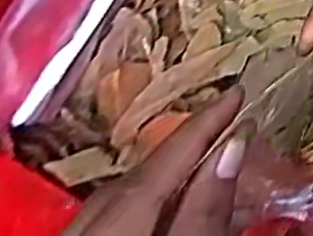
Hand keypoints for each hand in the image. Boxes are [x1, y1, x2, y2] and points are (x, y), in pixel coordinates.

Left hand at [63, 90, 244, 235]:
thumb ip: (204, 208)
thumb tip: (237, 139)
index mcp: (107, 227)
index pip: (158, 164)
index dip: (202, 124)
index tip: (239, 91)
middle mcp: (73, 231)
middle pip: (130, 182)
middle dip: (181, 151)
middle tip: (230, 125)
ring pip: (111, 202)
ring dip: (162, 177)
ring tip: (206, 164)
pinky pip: (99, 222)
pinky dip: (137, 204)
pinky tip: (168, 204)